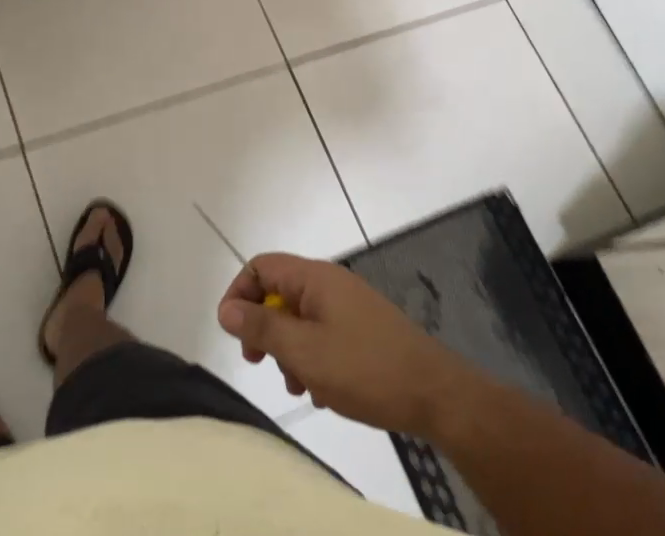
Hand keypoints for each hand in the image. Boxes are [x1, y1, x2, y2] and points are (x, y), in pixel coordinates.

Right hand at [216, 253, 465, 434]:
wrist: (439, 398)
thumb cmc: (365, 370)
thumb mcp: (303, 351)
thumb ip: (261, 328)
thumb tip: (225, 309)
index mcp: (315, 279)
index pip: (260, 266)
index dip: (239, 294)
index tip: (234, 333)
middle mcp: (332, 285)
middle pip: (279, 294)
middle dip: (264, 330)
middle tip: (259, 363)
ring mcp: (351, 309)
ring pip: (300, 320)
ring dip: (289, 352)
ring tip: (297, 387)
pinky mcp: (365, 333)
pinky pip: (324, 337)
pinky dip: (314, 360)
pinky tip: (322, 393)